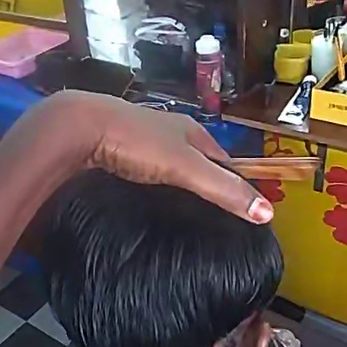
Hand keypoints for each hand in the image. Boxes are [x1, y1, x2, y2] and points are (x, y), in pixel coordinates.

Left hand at [24, 91, 271, 223]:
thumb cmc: (137, 143)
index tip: (244, 209)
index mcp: (191, 131)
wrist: (79, 127)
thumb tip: (268, 212)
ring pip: (169, 165)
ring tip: (184, 215)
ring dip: (178, 185)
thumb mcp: (185, 168)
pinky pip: (143, 170)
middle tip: (214, 219)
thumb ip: (223, 189)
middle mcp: (168, 130)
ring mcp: (141, 139)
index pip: (224, 159)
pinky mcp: (116, 149)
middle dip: (207, 184)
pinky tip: (148, 201)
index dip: (236, 182)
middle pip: (197, 161)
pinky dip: (152, 185)